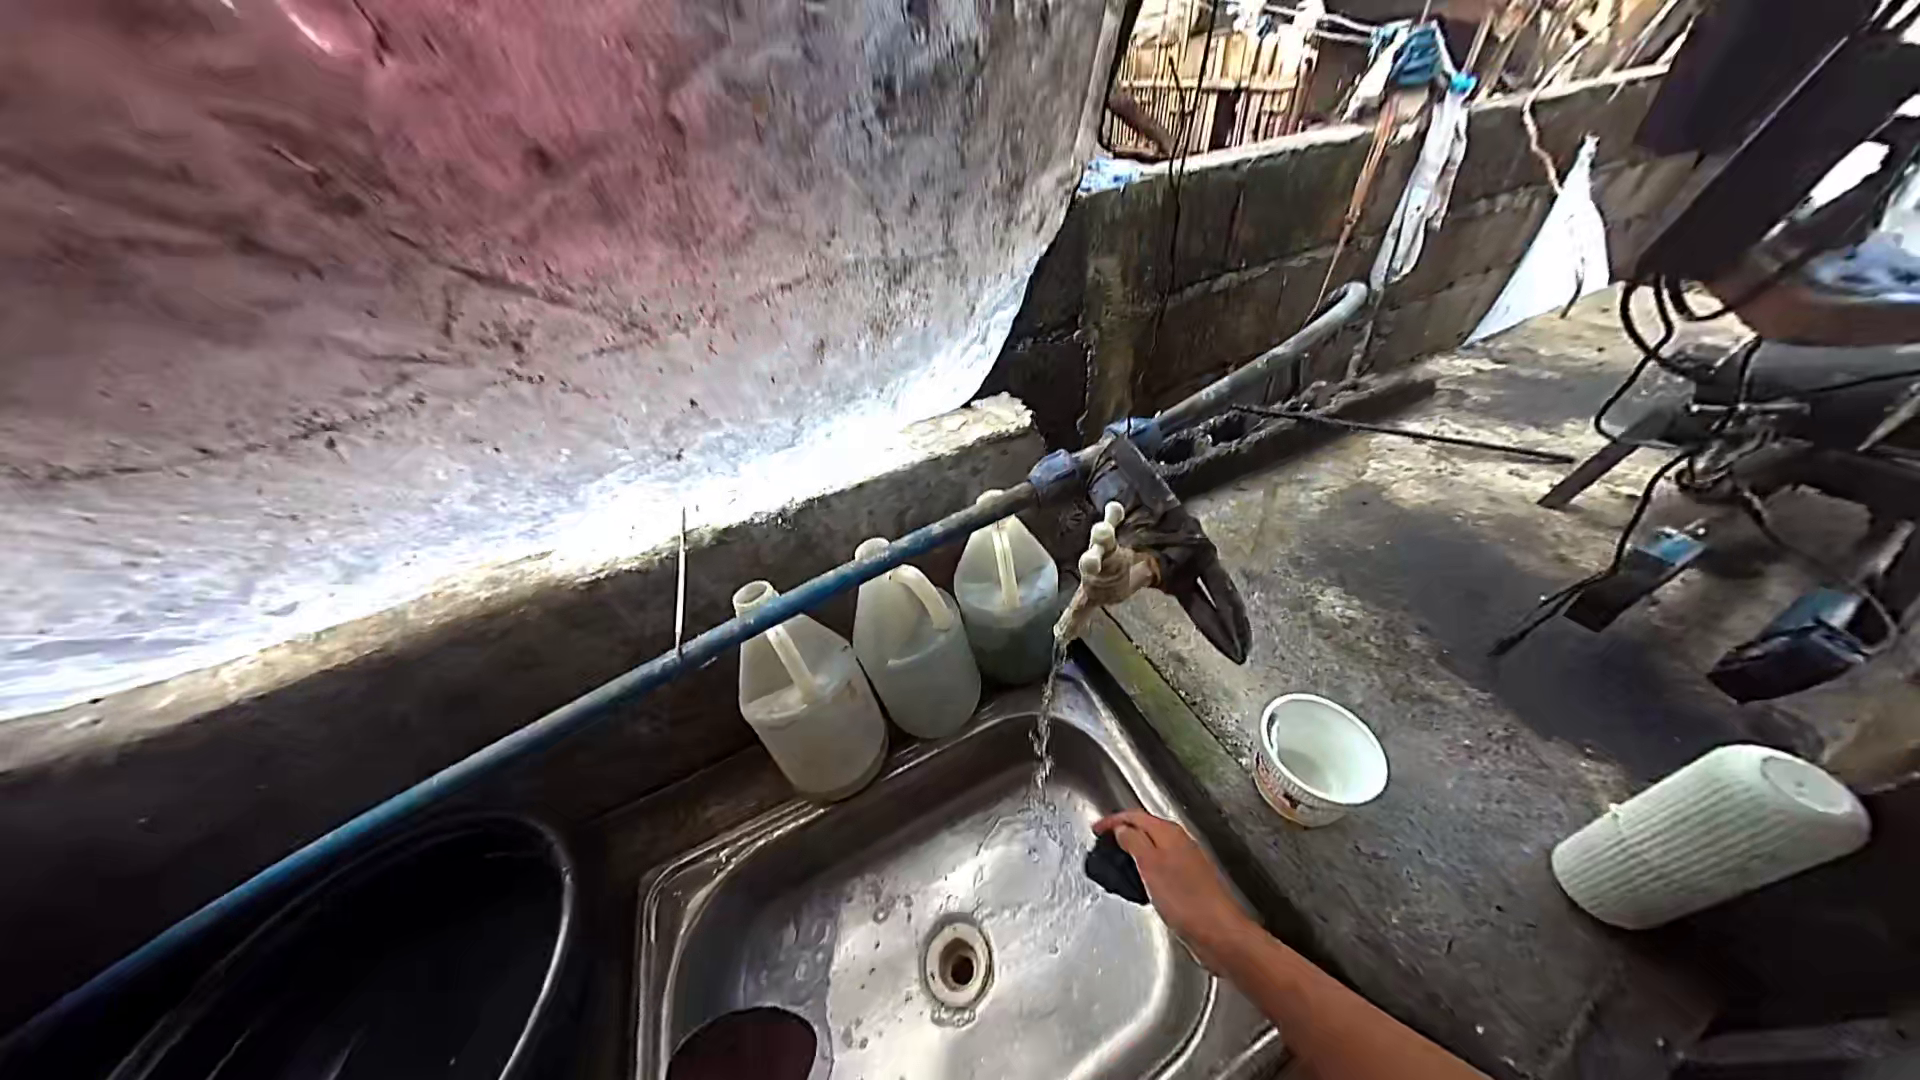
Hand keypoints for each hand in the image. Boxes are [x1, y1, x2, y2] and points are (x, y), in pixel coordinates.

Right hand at [1093, 809, 1258, 972]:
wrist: (1221, 934)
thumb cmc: (1185, 899)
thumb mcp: (1150, 865)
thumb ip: (1133, 841)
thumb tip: (1121, 828)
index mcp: (1169, 833)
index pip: (1134, 815)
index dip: (1112, 820)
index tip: (1096, 829)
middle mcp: (1179, 843)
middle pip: (1144, 829)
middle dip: (1122, 833)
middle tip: (1103, 844)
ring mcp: (1186, 863)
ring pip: (1152, 848)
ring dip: (1133, 852)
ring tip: (1116, 864)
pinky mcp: (1189, 884)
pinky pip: (1160, 867)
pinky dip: (1145, 870)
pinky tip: (1140, 885)